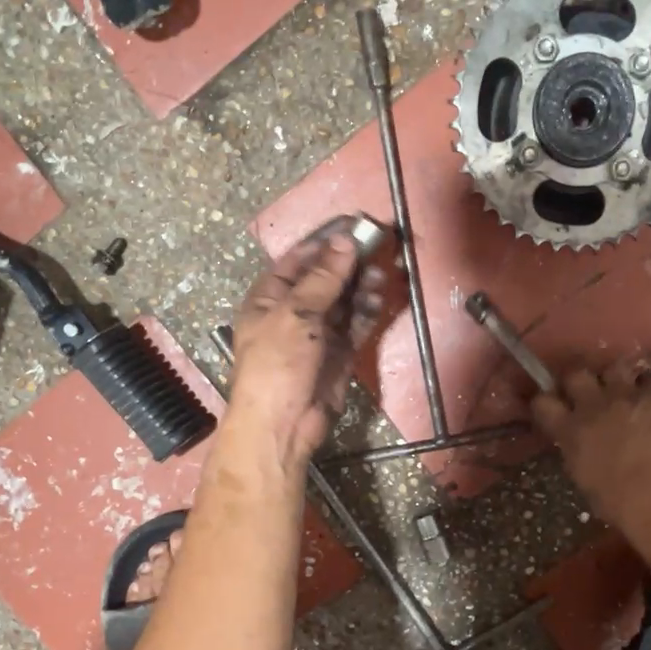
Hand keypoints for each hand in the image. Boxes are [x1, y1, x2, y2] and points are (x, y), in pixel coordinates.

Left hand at [229, 229, 386, 462]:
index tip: (352, 224)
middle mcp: (293, 313)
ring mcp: (318, 335)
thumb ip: (323, 278)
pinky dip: (368, 311)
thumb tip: (345, 242)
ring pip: (344, 302)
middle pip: (324, 279)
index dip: (323, 241)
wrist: (283, 423)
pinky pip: (356, 326)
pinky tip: (380, 295)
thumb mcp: (295, 314)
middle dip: (349, 262)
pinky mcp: (339, 355)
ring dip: (361, 285)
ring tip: (381, 270)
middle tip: (377, 243)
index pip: (297, 260)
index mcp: (269, 298)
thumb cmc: (277, 364)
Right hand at [531, 358, 650, 530]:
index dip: (546, 403)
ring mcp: (630, 395)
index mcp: (572, 432)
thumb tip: (585, 447)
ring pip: (615, 367)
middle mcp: (596, 406)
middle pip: (577, 374)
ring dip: (617, 378)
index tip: (552, 408)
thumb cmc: (625, 506)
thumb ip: (582, 456)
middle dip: (580, 381)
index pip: (543, 403)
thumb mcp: (589, 483)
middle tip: (589, 394)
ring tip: (626, 392)